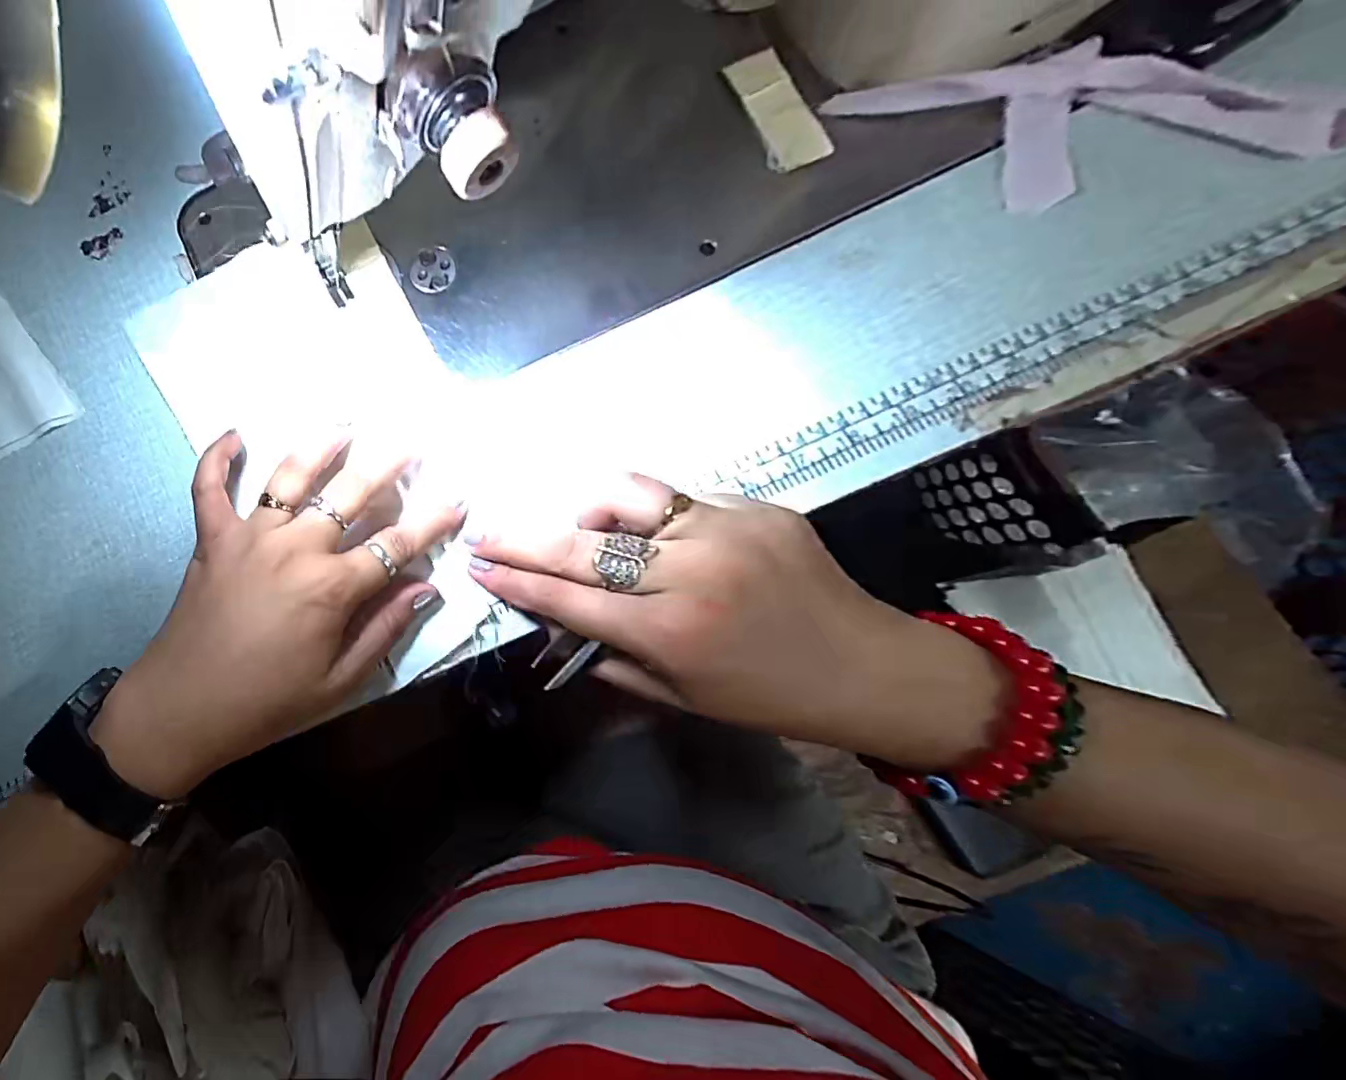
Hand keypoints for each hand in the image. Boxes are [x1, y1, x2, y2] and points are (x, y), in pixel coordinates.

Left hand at [93, 431, 464, 798]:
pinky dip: (218, 459)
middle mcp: (295, 549)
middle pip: (350, 495)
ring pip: (289, 478)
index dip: (431, 525)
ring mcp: (249, 537)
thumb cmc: (267, 702)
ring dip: (318, 448)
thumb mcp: (340, 680)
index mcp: (331, 587)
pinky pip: (210, 488)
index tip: (457, 505)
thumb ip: (385, 629)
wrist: (182, 709)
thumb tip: (426, 588)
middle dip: (386, 468)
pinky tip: (232, 435)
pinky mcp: (211, 539)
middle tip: (409, 446)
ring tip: (342, 428)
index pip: (395, 546)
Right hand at [466, 474, 1006, 768]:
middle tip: (488, 535)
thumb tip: (558, 625)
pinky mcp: (754, 506)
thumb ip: (611, 658)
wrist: (866, 666)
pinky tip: (656, 536)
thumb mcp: (679, 695)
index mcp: (671, 634)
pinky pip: (680, 498)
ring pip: (627, 495)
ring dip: (589, 511)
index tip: (479, 567)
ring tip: (582, 529)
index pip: (570, 600)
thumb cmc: (765, 697)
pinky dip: (652, 515)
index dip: (517, 583)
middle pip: (584, 545)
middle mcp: (692, 574)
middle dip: (524, 541)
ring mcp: (725, 530)